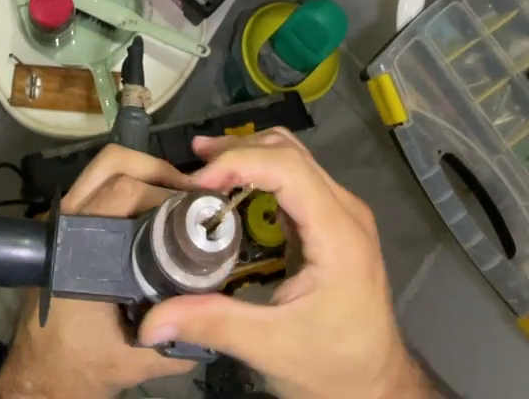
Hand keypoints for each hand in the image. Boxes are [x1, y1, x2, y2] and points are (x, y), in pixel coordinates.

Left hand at [0, 145, 194, 398]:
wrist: (38, 377)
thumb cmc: (76, 366)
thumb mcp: (130, 360)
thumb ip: (171, 344)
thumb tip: (213, 320)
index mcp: (74, 249)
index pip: (119, 193)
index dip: (160, 192)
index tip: (192, 207)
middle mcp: (64, 223)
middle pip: (110, 164)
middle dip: (155, 170)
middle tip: (188, 192)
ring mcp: (61, 220)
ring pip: (103, 169)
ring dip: (144, 174)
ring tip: (177, 196)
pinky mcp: (65, 226)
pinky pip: (99, 186)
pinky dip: (131, 185)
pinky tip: (157, 209)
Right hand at [136, 130, 434, 398]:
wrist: (377, 385)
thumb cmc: (333, 366)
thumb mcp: (271, 347)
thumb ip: (213, 323)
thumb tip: (151, 319)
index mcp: (338, 233)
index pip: (288, 168)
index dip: (239, 163)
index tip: (198, 184)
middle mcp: (344, 210)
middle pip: (289, 153)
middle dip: (237, 152)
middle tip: (194, 169)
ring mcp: (340, 212)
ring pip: (292, 158)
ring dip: (248, 155)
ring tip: (205, 168)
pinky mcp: (331, 220)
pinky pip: (294, 177)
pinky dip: (259, 172)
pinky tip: (231, 187)